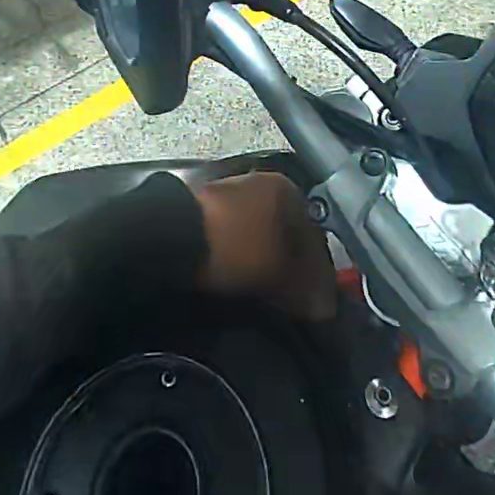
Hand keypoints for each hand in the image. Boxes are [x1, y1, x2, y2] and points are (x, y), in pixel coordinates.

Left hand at [192, 171, 336, 321]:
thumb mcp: (278, 273)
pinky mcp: (204, 212)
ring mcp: (230, 196)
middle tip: (294, 303)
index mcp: (286, 189)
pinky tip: (239, 283)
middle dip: (291, 268)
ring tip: (265, 297)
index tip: (318, 300)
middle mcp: (260, 184)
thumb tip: (326, 310)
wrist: (169, 235)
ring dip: (265, 265)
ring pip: (260, 239)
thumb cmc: (235, 245)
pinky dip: (242, 261)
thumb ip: (308, 290)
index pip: (315, 234)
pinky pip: (236, 242)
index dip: (320, 272)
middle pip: (287, 235)